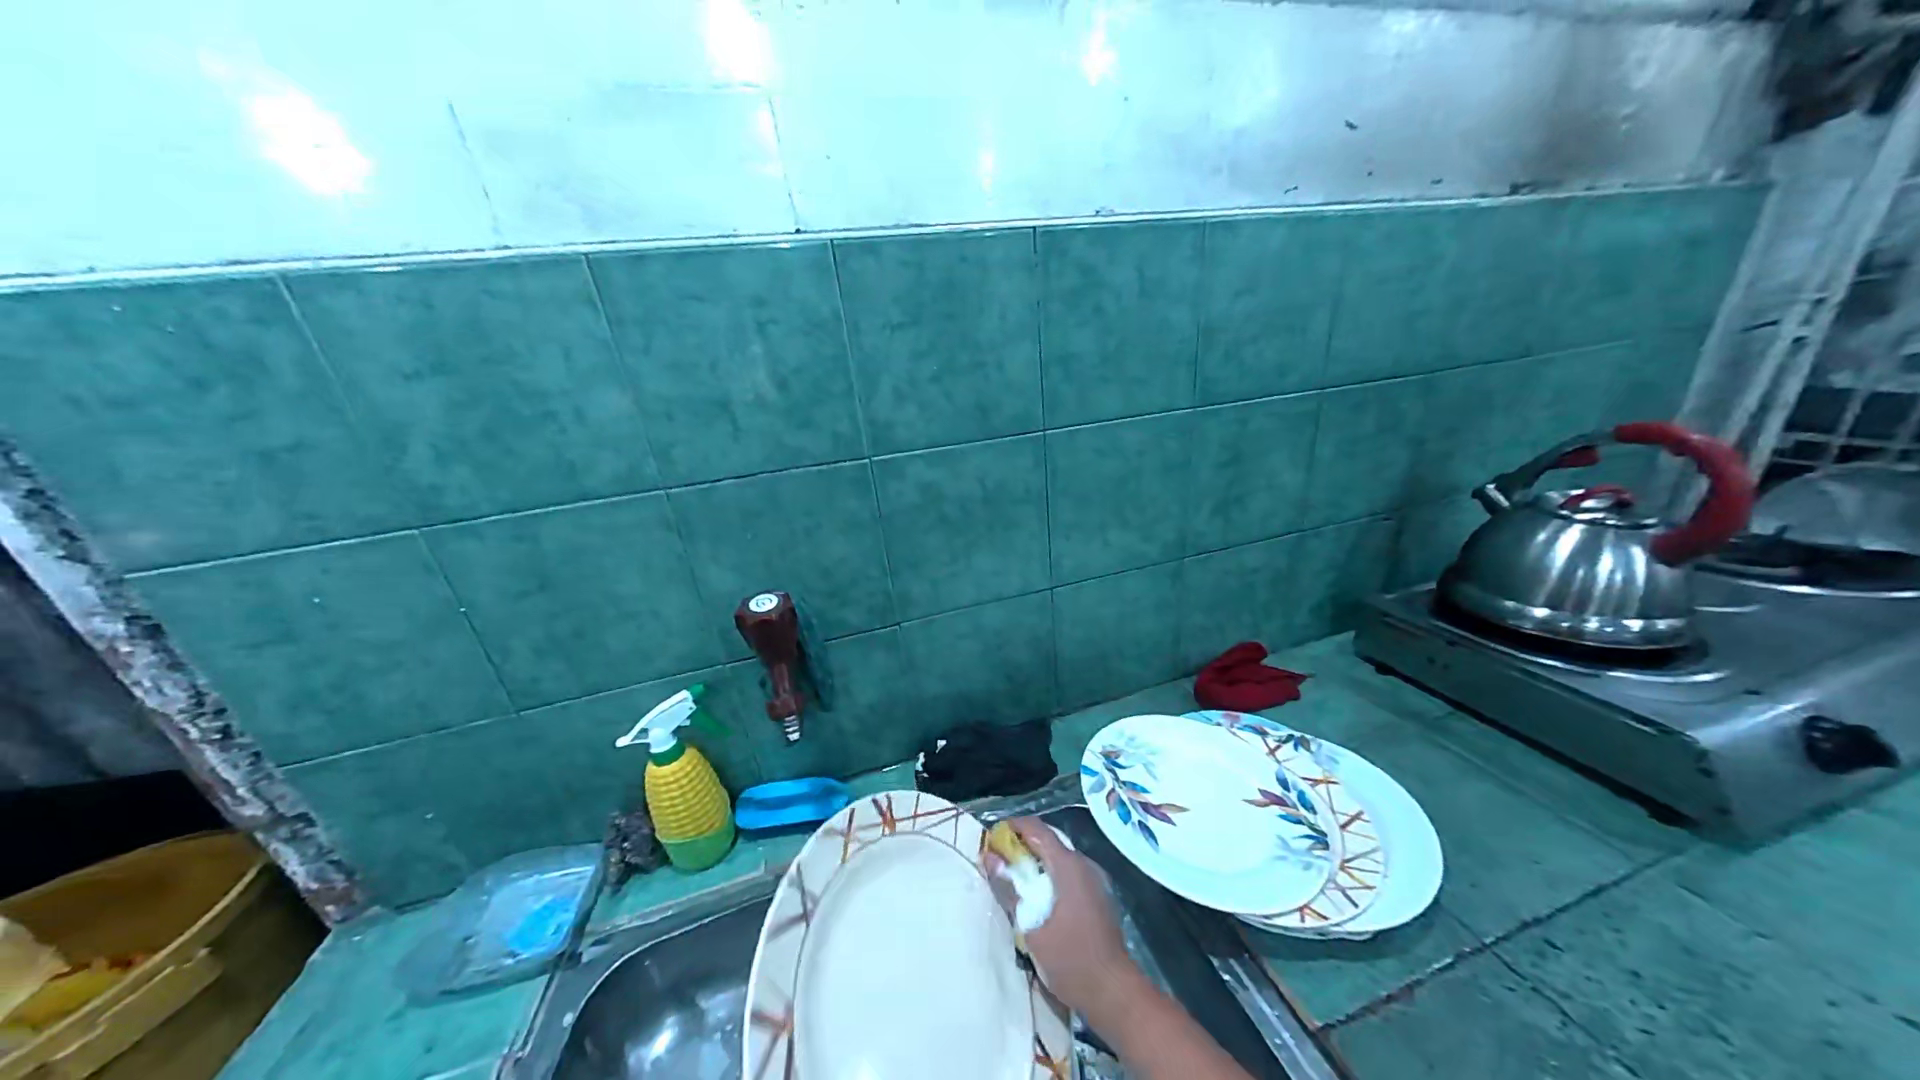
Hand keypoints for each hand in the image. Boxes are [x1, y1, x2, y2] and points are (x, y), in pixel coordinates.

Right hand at [983, 817, 1143, 1023]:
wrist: (1113, 992)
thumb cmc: (1070, 959)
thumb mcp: (1030, 926)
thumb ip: (1009, 889)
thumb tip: (989, 857)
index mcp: (1069, 866)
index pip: (1038, 829)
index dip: (1014, 827)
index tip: (993, 838)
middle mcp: (1085, 865)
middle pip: (1050, 840)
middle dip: (1024, 845)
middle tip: (1000, 860)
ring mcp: (1096, 880)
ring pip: (1061, 857)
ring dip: (1038, 861)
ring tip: (1016, 878)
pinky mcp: (1100, 895)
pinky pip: (1072, 873)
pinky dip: (1053, 874)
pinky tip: (1040, 896)